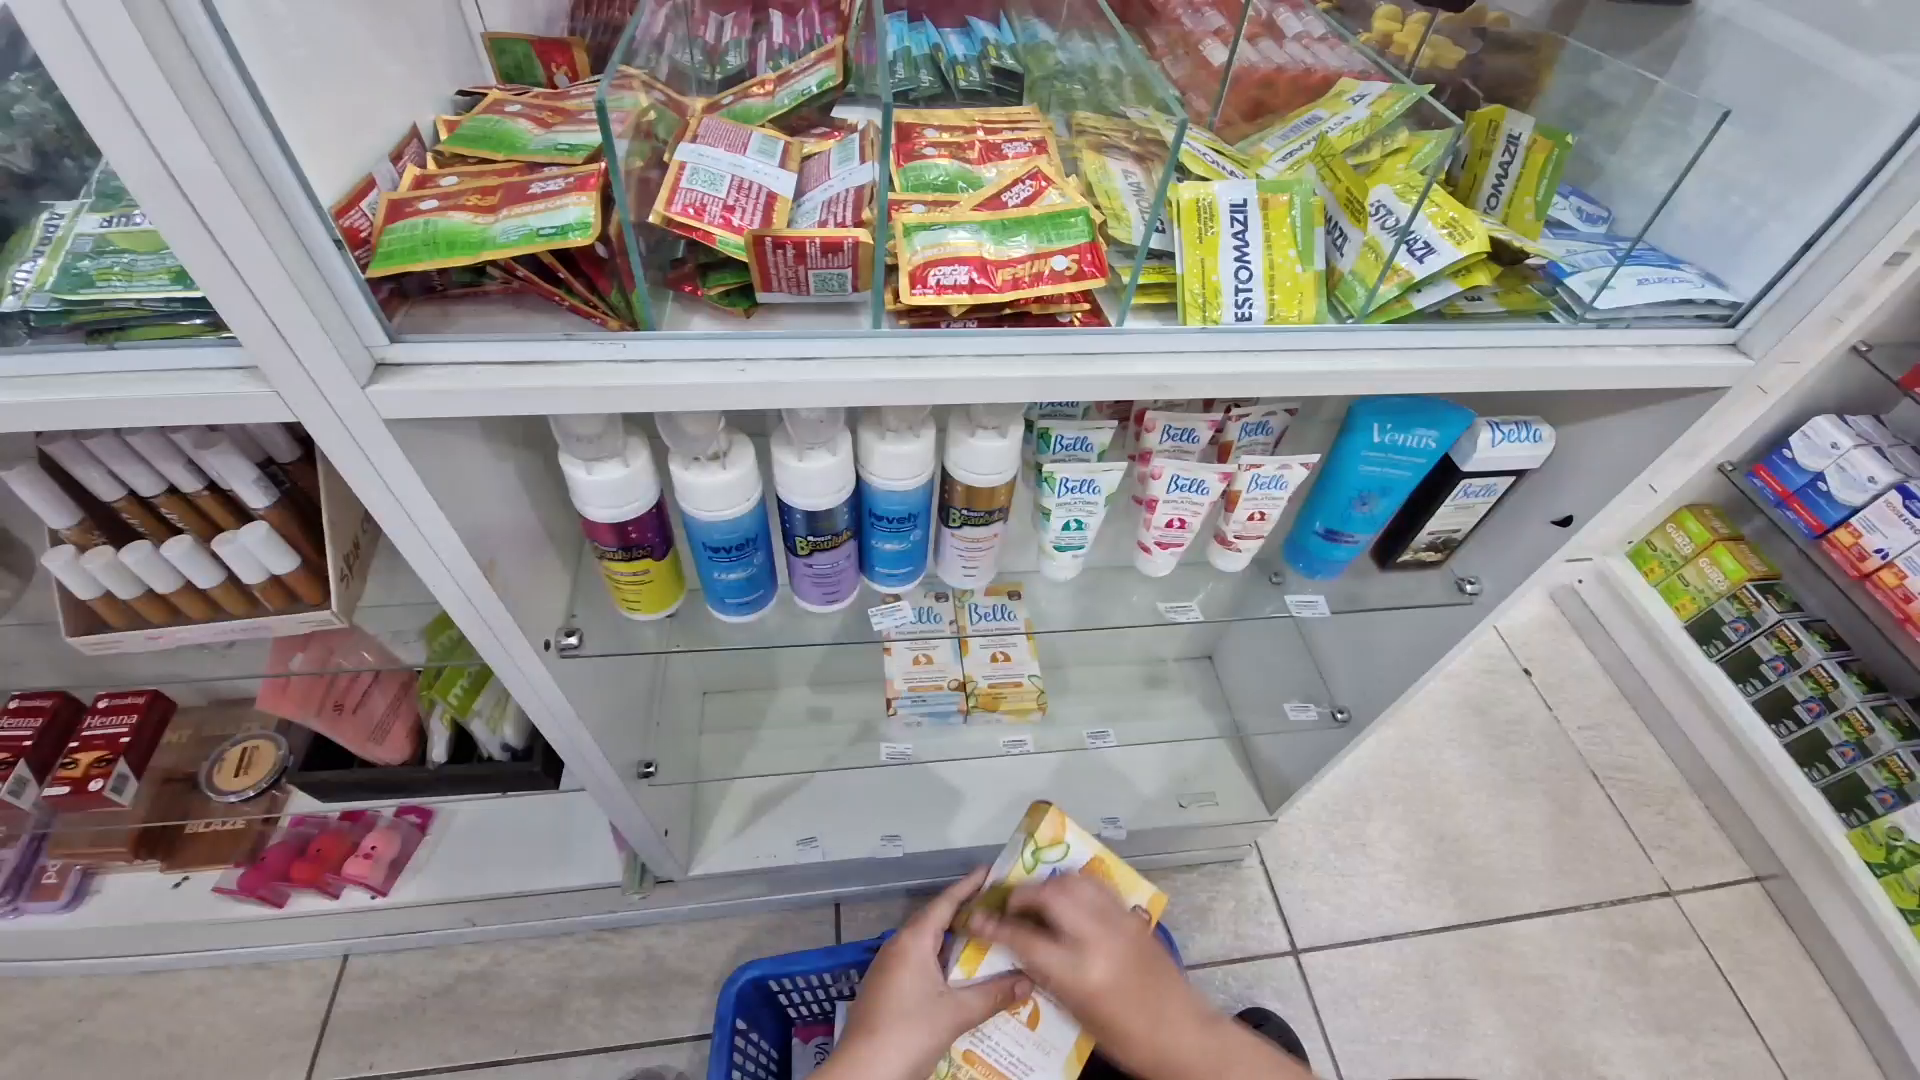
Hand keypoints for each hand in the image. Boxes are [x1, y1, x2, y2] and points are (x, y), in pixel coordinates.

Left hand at [828, 868, 1032, 1079]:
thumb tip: (1028, 980)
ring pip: (928, 946)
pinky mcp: (886, 990)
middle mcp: (899, 946)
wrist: (861, 1074)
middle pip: (936, 921)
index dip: (968, 886)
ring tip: (985, 942)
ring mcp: (889, 969)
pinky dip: (942, 964)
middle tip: (996, 909)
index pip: (945, 902)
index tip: (988, 871)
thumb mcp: (955, 1013)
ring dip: (954, 943)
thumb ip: (993, 994)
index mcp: (913, 940)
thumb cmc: (908, 1032)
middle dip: (965, 915)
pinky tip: (960, 979)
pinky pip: (920, 965)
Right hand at [965, 872, 1220, 1079]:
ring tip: (1036, 897)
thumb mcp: (1077, 1012)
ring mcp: (1118, 920)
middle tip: (1009, 905)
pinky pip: (1096, 885)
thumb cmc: (1126, 1038)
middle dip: (1022, 894)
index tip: (977, 919)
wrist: (1183, 1034)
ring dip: (1048, 883)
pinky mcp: (1132, 914)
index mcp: (1080, 971)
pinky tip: (1068, 895)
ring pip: (1074, 881)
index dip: (996, 926)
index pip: (1026, 937)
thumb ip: (1047, 974)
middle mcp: (1097, 936)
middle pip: (1049, 895)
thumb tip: (1021, 947)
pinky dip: (1075, 883)